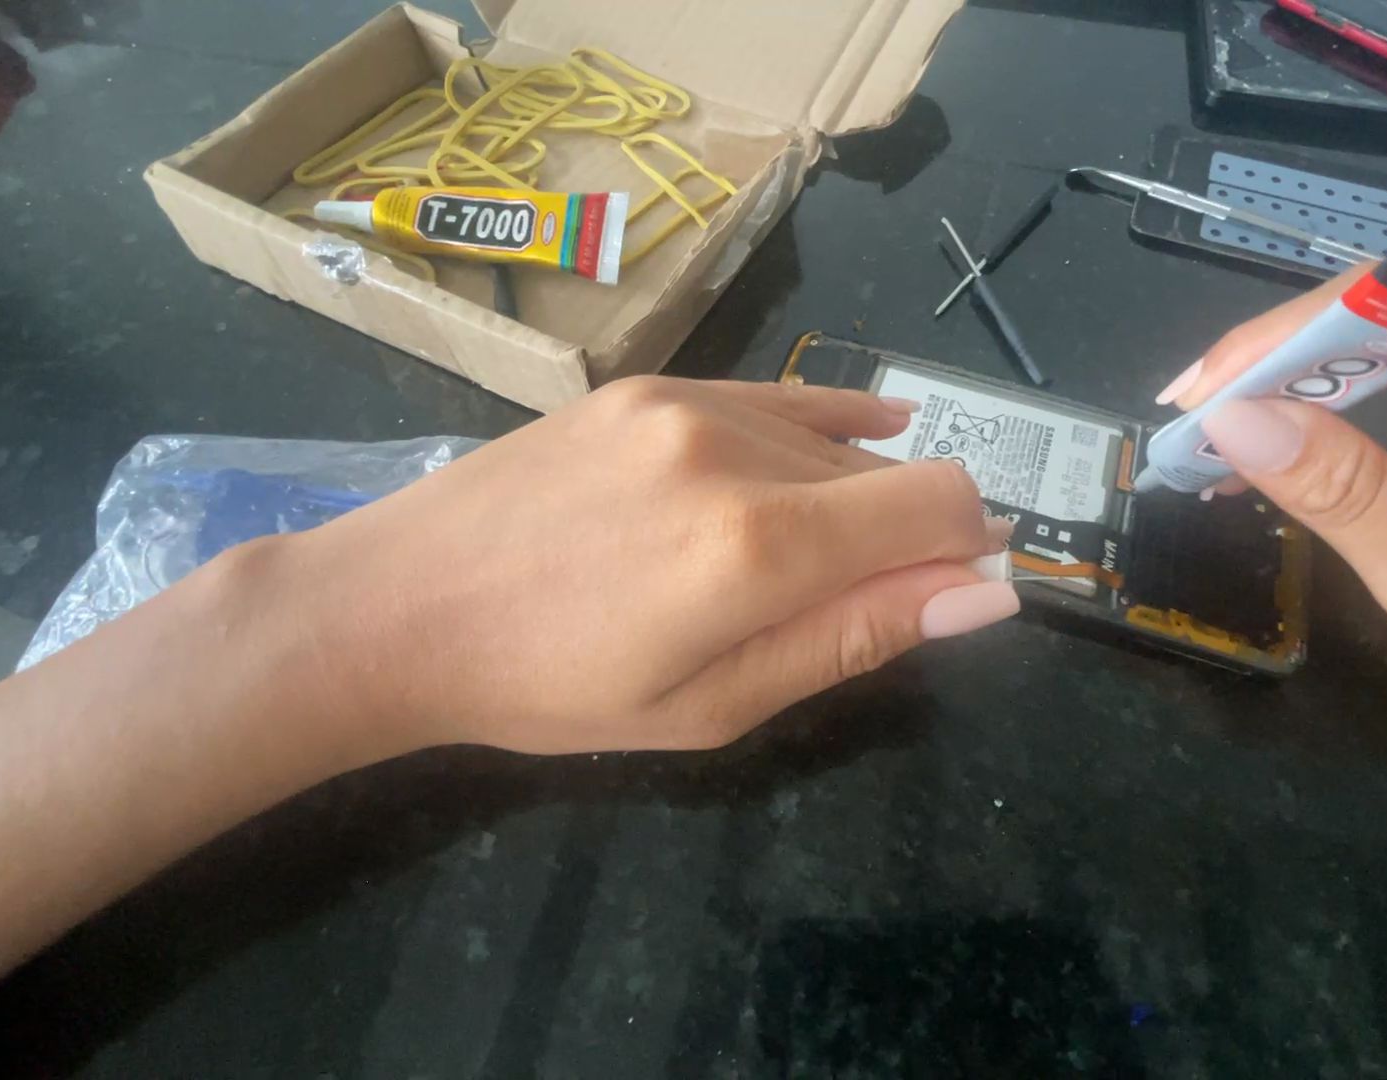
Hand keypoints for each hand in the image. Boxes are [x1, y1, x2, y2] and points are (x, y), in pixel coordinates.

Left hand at [279, 377, 1017, 756]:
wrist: (402, 605)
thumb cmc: (558, 688)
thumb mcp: (716, 703)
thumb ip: (856, 636)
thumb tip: (985, 591)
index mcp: (756, 547)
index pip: (936, 504)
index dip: (969, 543)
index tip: (959, 583)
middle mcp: (735, 449)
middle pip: (890, 471)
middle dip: (904, 530)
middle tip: (856, 591)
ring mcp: (689, 401)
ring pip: (835, 438)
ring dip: (851, 493)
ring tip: (793, 549)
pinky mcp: (654, 383)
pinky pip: (781, 395)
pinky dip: (828, 426)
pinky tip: (860, 432)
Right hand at [1158, 267, 1386, 777]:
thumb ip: (1347, 499)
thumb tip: (1235, 423)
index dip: (1280, 345)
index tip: (1194, 402)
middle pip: (1383, 308)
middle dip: (1270, 359)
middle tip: (1187, 420)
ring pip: (1381, 322)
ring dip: (1287, 370)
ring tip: (1214, 425)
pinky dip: (1325, 382)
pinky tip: (1276, 417)